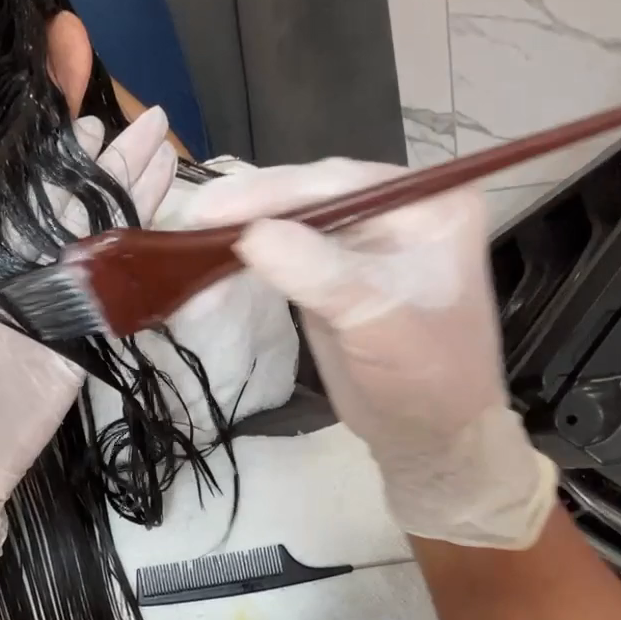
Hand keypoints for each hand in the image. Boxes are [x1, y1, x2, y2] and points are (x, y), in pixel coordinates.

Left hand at [0, 111, 174, 572]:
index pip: (30, 205)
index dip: (61, 165)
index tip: (91, 123)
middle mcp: (30, 281)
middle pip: (79, 214)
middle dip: (115, 169)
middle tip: (154, 122)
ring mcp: (62, 310)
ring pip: (105, 246)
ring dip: (138, 203)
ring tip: (172, 156)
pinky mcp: (85, 343)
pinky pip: (118, 296)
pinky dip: (143, 264)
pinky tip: (168, 231)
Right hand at [186, 158, 556, 548]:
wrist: (425, 437)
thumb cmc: (421, 379)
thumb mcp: (376, 322)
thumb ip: (318, 274)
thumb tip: (250, 234)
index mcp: (428, 205)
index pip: (339, 182)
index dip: (271, 192)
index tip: (210, 206)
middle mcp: (398, 210)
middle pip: (313, 193)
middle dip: (252, 205)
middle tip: (192, 216)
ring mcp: (363, 242)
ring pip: (295, 219)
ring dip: (245, 227)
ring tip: (194, 234)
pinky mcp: (333, 272)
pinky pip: (288, 251)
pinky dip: (252, 256)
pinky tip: (218, 257)